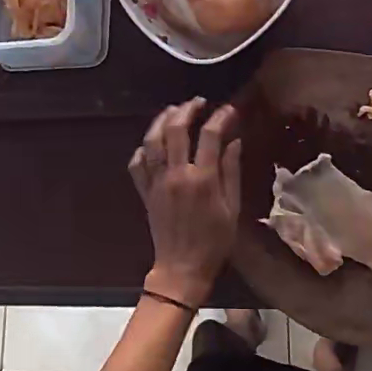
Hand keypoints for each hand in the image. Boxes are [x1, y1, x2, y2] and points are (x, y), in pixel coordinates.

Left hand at [129, 98, 241, 305]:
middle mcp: (177, 174)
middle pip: (176, 130)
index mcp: (203, 179)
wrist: (182, 267)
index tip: (227, 110)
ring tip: (172, 111)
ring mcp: (157, 182)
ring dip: (161, 121)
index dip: (220, 117)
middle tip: (197, 103)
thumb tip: (234, 141)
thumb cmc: (214, 241)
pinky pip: (137, 164)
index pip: (210, 135)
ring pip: (152, 141)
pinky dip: (142, 149)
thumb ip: (232, 172)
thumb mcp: (233, 208)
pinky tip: (151, 143)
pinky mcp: (145, 192)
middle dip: (186, 110)